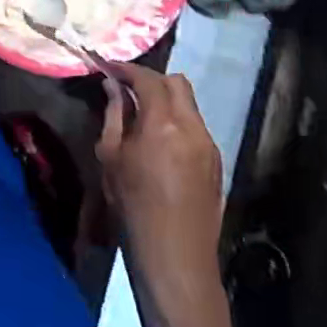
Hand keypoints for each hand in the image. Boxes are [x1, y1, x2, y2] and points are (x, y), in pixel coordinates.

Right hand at [95, 61, 223, 282]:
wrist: (176, 258)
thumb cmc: (133, 209)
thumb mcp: (111, 160)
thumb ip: (114, 116)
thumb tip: (113, 87)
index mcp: (163, 123)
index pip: (148, 78)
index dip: (128, 69)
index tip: (110, 68)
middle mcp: (192, 125)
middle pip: (176, 82)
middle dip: (152, 80)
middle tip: (128, 91)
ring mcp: (209, 142)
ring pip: (189, 104)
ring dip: (167, 101)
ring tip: (143, 118)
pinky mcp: (216, 160)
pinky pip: (196, 126)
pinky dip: (178, 122)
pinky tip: (162, 145)